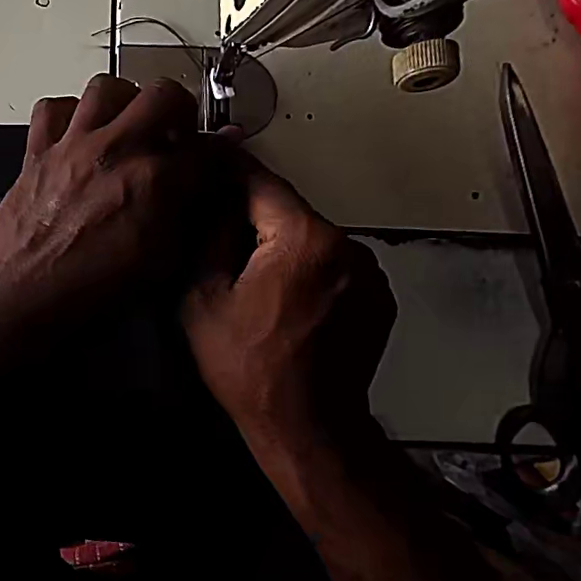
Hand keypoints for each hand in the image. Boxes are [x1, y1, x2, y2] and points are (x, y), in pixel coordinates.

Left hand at [0, 74, 219, 325]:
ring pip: (107, 88)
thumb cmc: (85, 298)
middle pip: (165, 96)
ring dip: (127, 101)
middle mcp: (116, 153)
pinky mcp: (37, 155)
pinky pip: (52, 110)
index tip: (217, 157)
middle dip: (181, 111)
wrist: (20, 301)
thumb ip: (189, 223)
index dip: (219, 152)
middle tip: (178, 131)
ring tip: (130, 121)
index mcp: (156, 184)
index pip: (206, 148)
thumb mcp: (159, 270)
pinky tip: (78, 131)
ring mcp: (73, 148)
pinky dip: (69, 113)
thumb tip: (205, 194)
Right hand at [182, 153, 394, 438]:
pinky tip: (281, 301)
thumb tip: (210, 199)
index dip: (227, 168)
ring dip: (280, 245)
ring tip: (250, 281)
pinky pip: (332, 265)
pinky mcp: (377, 295)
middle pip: (287, 211)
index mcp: (303, 240)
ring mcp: (368, 272)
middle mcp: (347, 246)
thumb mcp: (203, 299)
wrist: (306, 424)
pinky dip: (306, 269)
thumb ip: (207, 238)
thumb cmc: (252, 369)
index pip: (260, 181)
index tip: (208, 156)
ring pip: (308, 238)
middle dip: (250, 217)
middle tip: (215, 238)